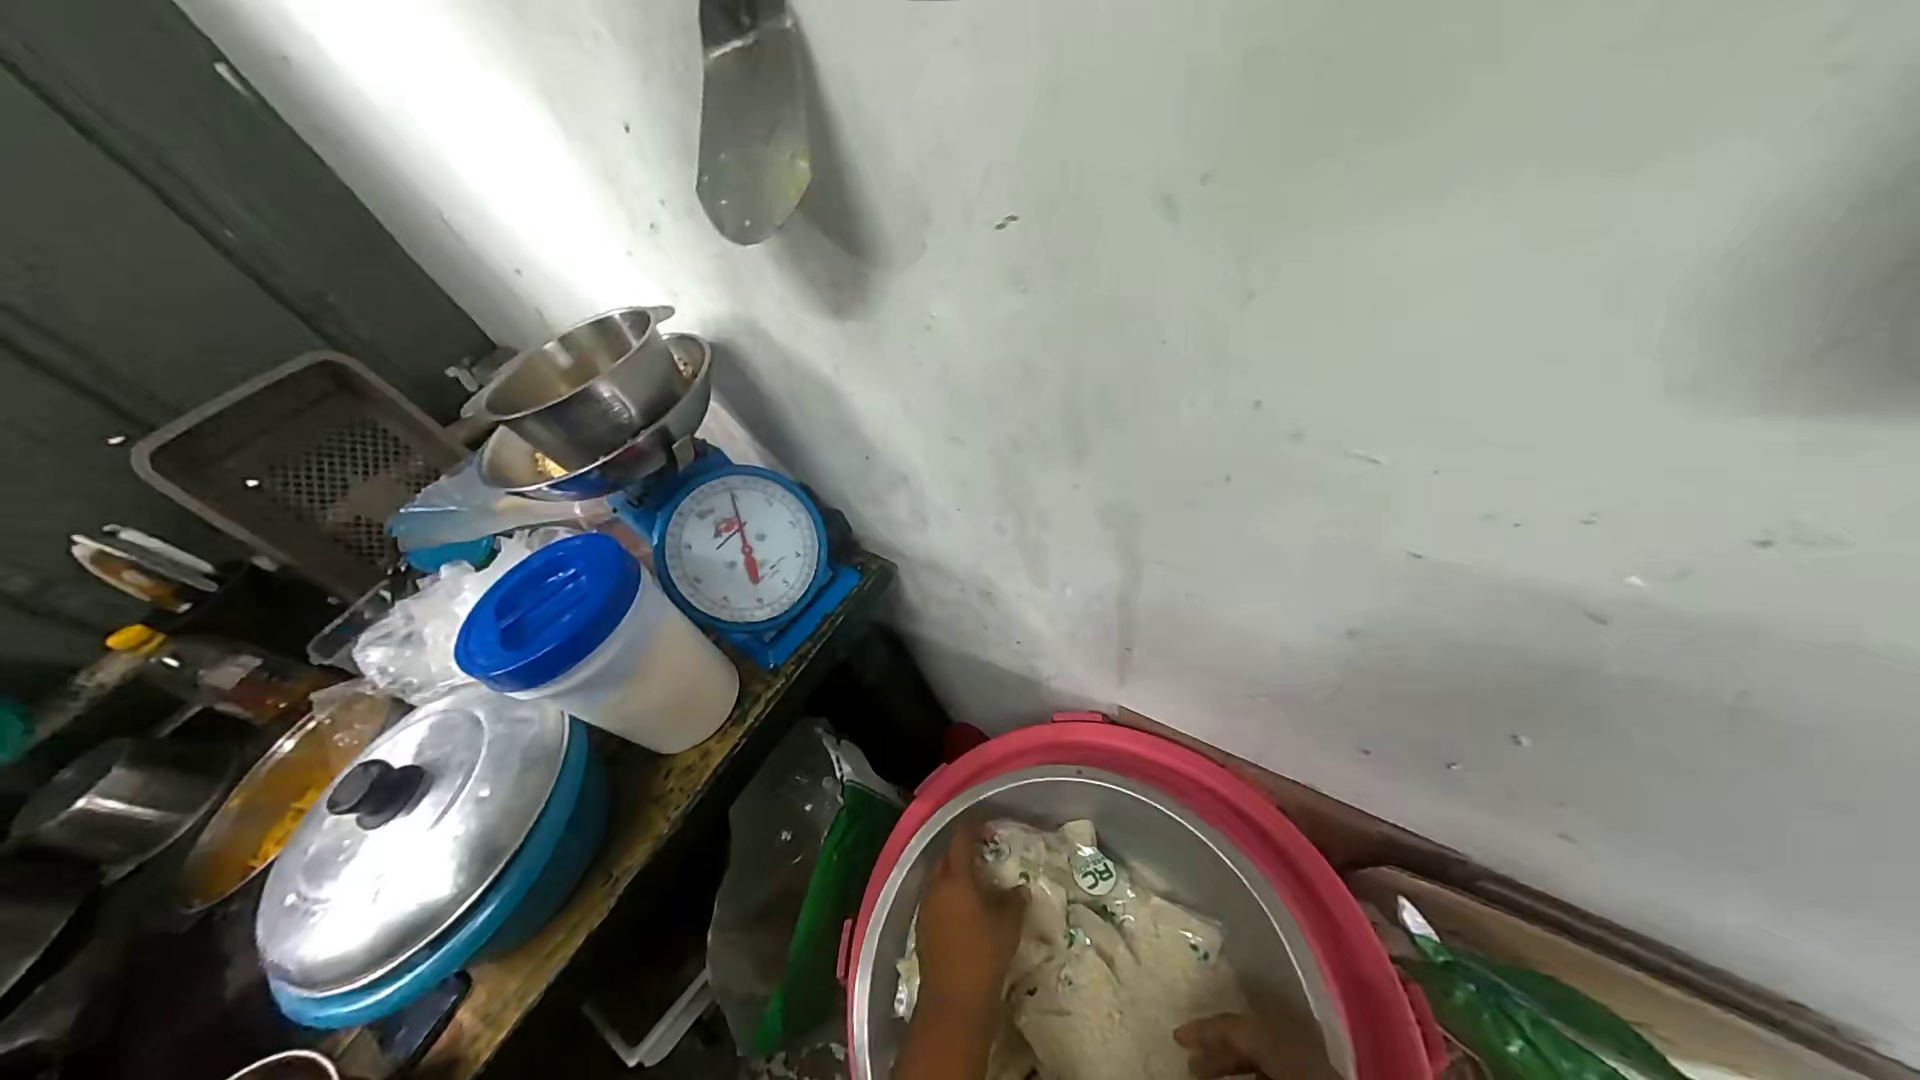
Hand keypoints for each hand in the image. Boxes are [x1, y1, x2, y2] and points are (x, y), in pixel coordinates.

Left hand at [916, 818, 1026, 1018]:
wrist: (953, 1000)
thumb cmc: (984, 954)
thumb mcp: (1009, 924)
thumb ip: (1014, 900)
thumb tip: (1019, 889)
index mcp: (956, 878)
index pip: (961, 840)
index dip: (972, 826)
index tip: (985, 821)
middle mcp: (936, 886)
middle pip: (946, 857)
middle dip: (962, 850)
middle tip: (982, 851)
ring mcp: (926, 907)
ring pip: (939, 879)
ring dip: (954, 874)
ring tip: (975, 879)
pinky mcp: (922, 928)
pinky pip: (936, 899)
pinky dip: (949, 895)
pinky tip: (964, 907)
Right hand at [1174, 1011, 1338, 1079]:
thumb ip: (1229, 1079)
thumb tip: (1193, 1071)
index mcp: (1293, 1051)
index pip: (1242, 1027)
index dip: (1206, 1030)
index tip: (1177, 1038)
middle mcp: (1309, 1056)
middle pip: (1257, 1041)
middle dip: (1222, 1052)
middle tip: (1191, 1064)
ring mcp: (1321, 1073)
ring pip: (1273, 1061)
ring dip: (1239, 1069)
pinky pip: (1286, 1076)